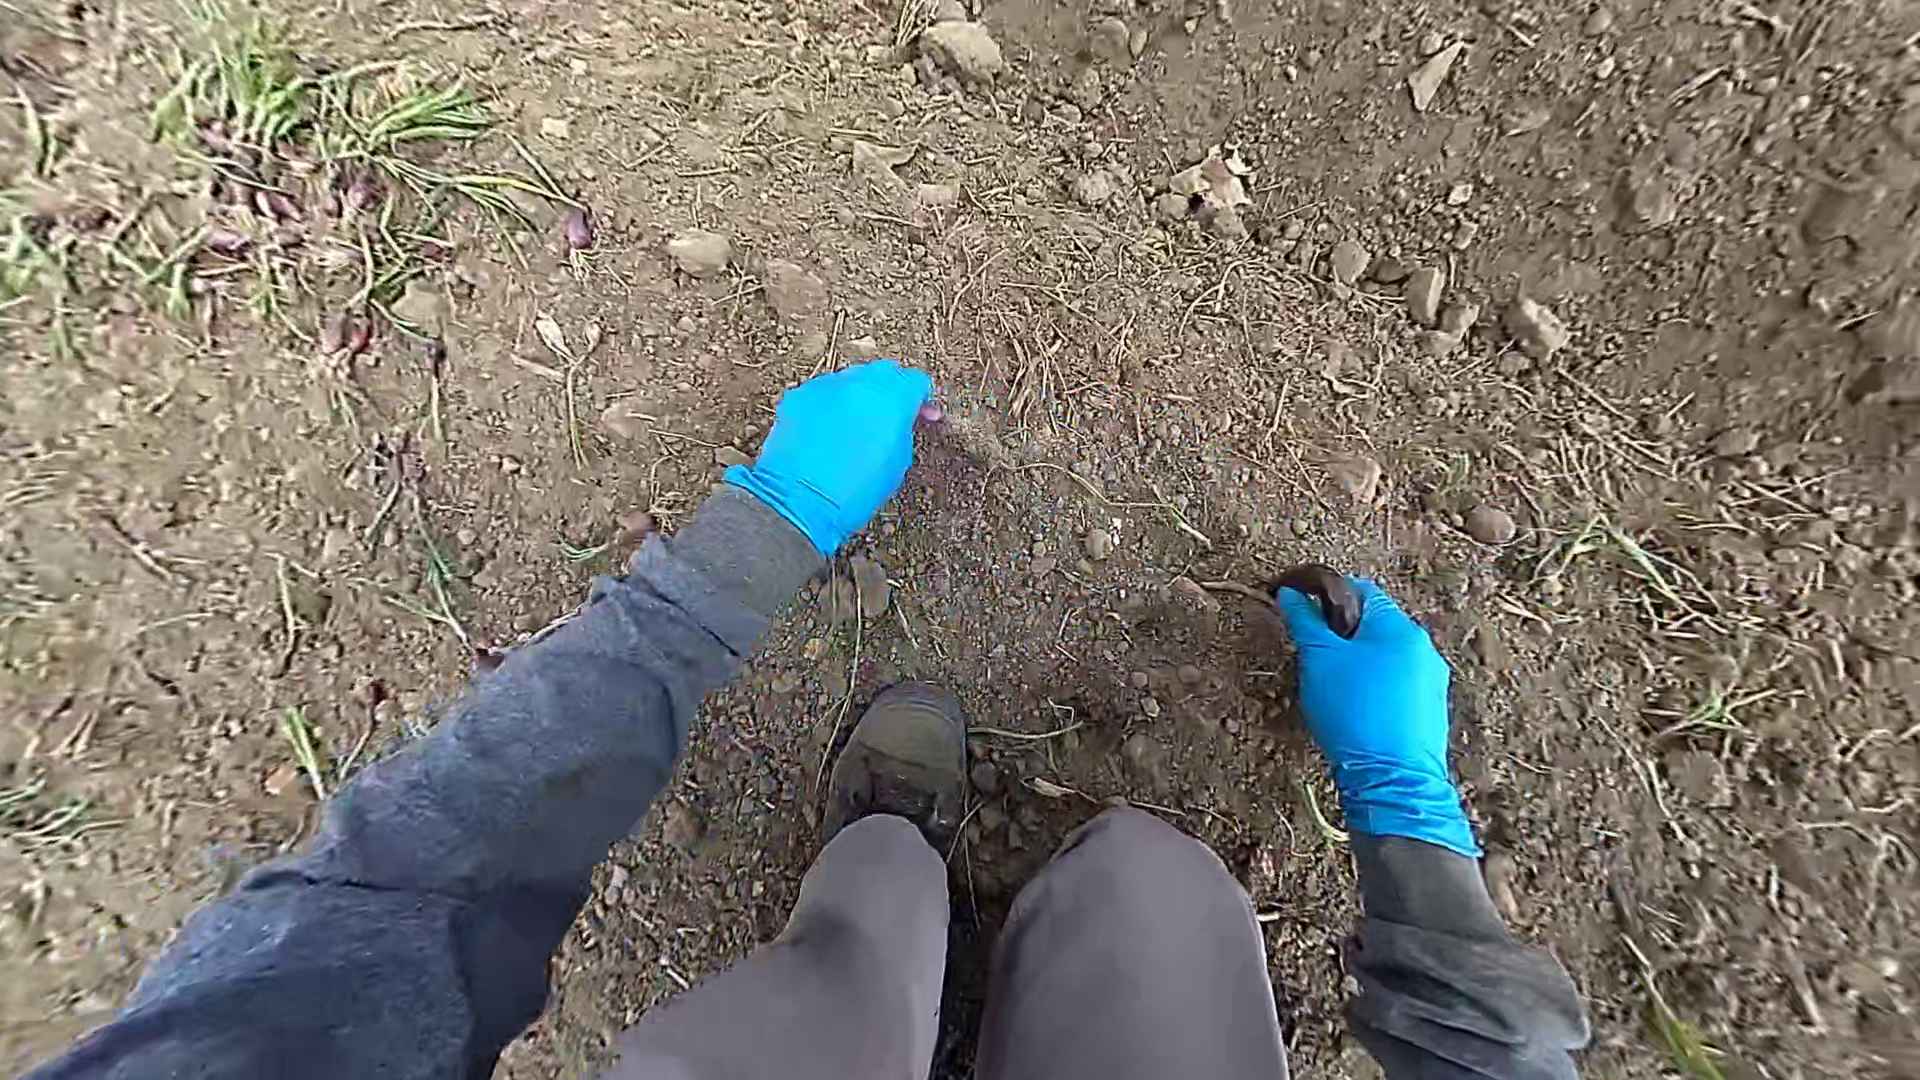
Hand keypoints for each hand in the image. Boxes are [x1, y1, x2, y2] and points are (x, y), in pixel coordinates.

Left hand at [725, 360, 934, 555]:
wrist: (801, 501)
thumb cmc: (852, 491)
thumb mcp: (898, 462)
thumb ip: (905, 429)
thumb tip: (906, 420)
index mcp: (891, 398)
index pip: (916, 382)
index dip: (923, 399)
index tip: (924, 414)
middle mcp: (858, 383)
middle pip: (884, 374)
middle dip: (892, 393)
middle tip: (894, 418)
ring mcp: (826, 387)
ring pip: (852, 381)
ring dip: (861, 399)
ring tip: (859, 429)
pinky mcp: (799, 397)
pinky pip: (825, 394)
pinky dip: (833, 407)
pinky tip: (832, 433)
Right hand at [1276, 578, 1478, 856]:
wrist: (1392, 777)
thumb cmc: (1353, 708)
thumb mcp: (1318, 658)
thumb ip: (1304, 621)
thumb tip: (1290, 594)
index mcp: (1399, 628)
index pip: (1358, 588)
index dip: (1322, 592)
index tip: (1295, 605)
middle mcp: (1421, 647)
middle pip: (1369, 621)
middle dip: (1335, 628)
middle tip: (1307, 645)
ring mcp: (1428, 679)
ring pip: (1378, 650)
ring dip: (1349, 654)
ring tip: (1323, 676)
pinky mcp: (1426, 707)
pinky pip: (1389, 677)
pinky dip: (1365, 677)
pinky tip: (1346, 700)